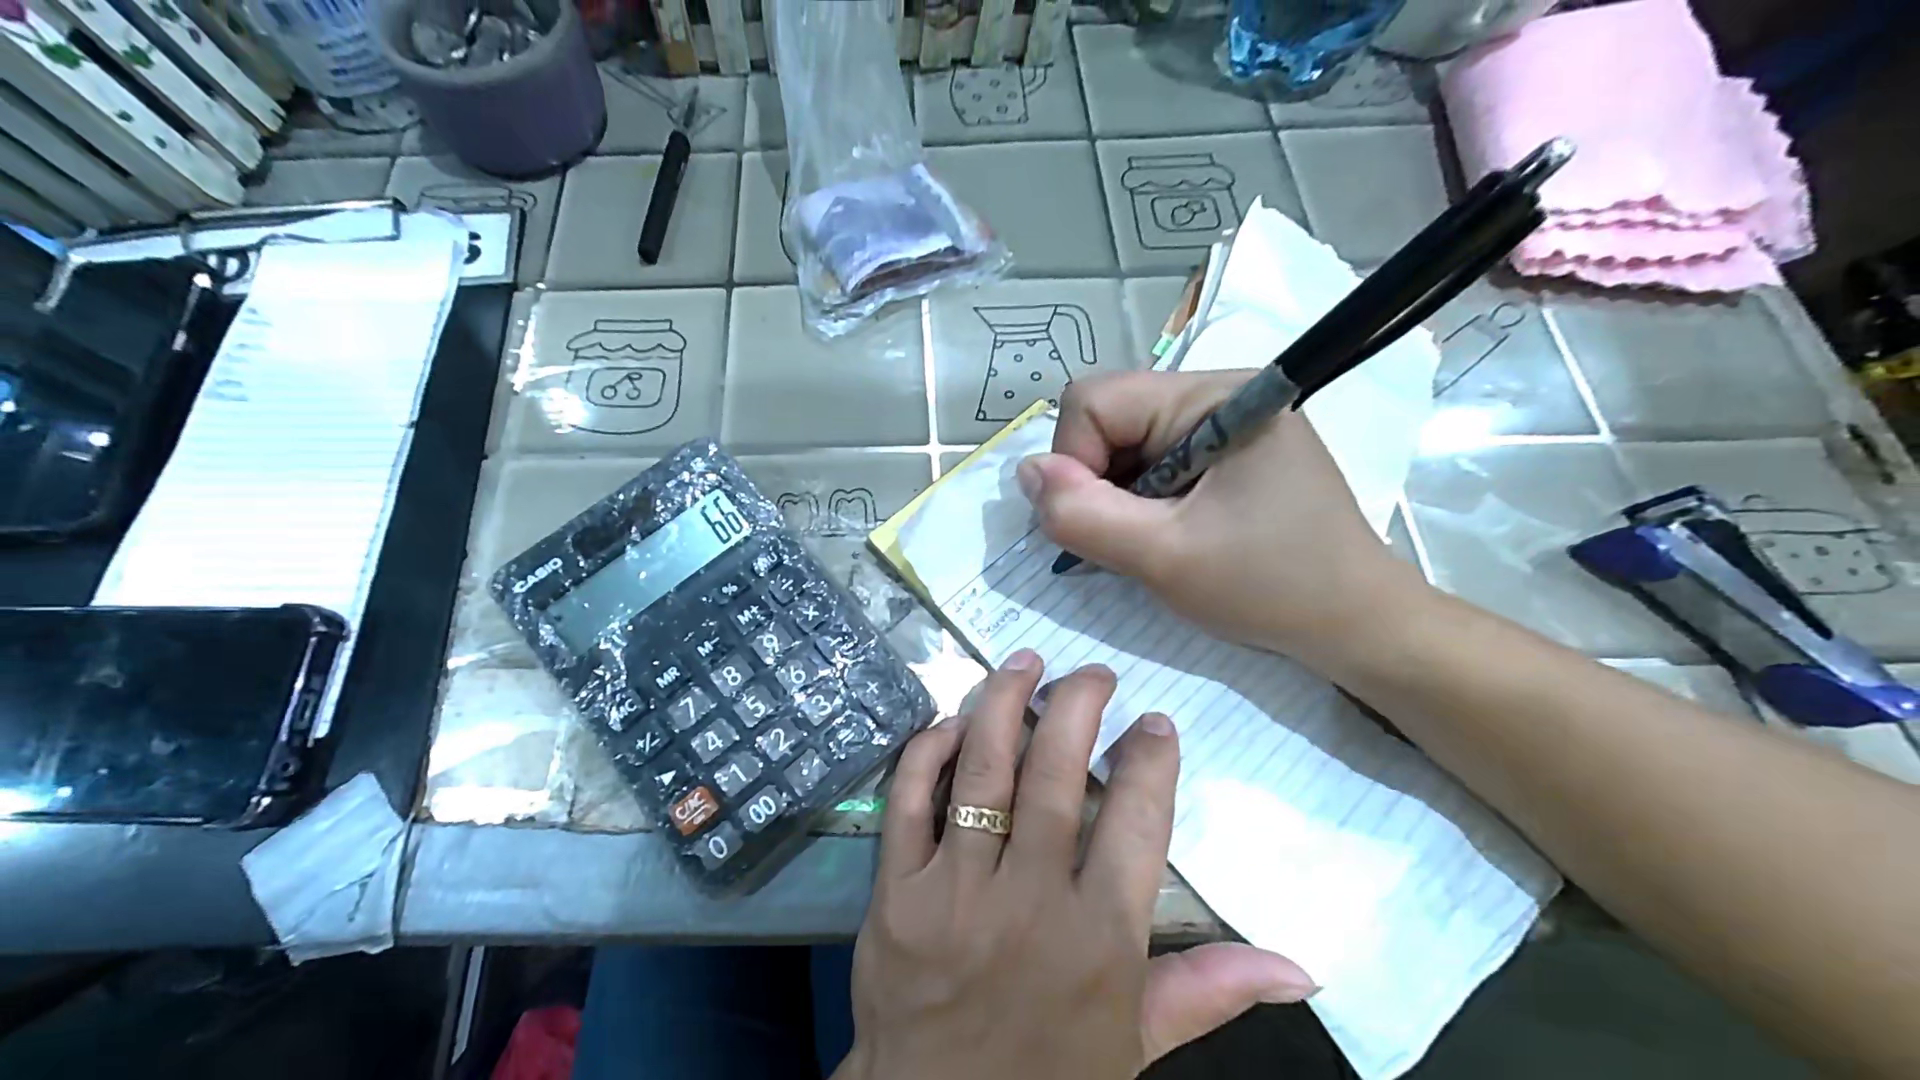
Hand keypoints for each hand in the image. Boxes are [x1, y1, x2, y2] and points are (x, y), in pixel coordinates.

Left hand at [836, 654, 1314, 1079]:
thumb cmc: (1045, 1074)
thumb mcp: (1135, 1043)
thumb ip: (1209, 993)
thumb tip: (1302, 968)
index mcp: (1099, 940)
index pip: (1137, 826)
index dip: (1151, 763)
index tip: (1155, 721)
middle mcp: (1029, 902)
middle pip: (1057, 777)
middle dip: (1078, 708)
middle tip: (1092, 673)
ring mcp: (954, 892)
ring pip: (982, 771)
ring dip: (1004, 704)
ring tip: (1025, 663)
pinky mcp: (894, 892)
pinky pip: (908, 802)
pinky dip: (928, 752)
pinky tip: (950, 720)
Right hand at [1016, 370, 1422, 664]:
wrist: (1355, 623)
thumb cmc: (1270, 587)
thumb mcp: (1164, 558)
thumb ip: (1083, 514)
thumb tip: (1026, 472)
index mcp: (1213, 395)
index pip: (1094, 401)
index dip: (1074, 464)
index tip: (1100, 524)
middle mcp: (1217, 392)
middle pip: (1107, 419)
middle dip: (1097, 484)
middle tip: (1131, 540)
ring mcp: (1223, 420)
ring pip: (1123, 444)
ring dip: (1116, 498)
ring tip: (1152, 542)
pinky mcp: (1225, 450)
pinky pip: (1149, 461)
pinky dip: (1137, 502)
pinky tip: (1165, 535)